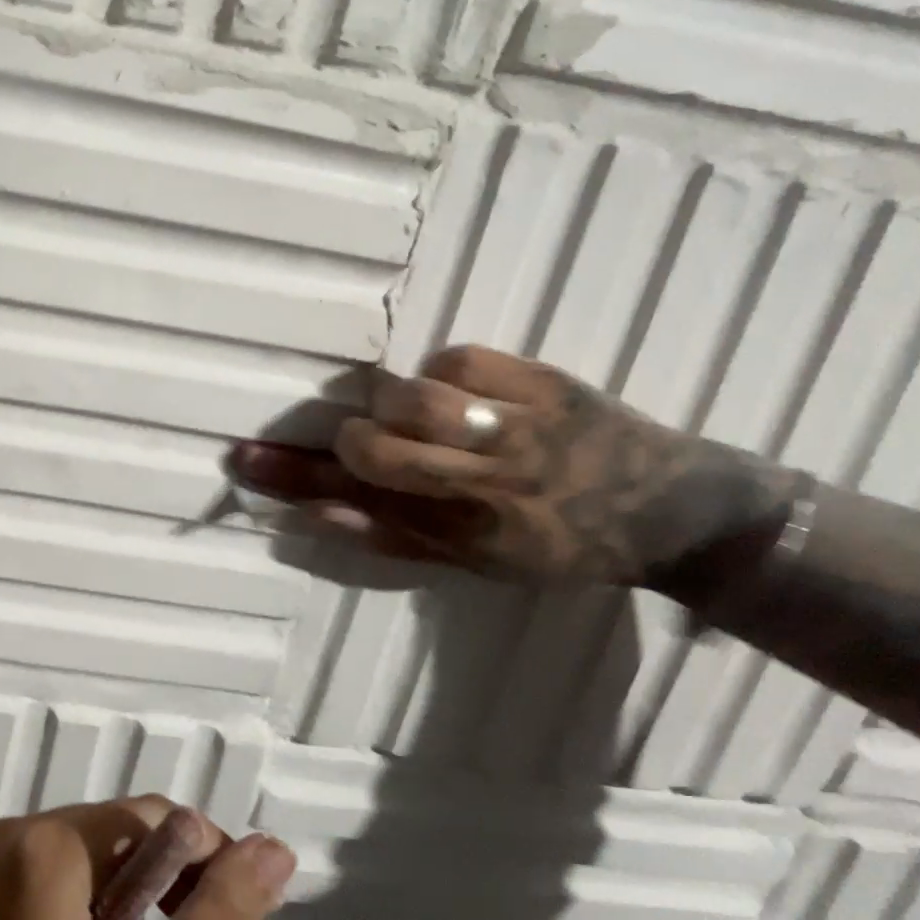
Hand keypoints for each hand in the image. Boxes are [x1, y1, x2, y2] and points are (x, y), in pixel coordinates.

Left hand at [0, 795, 295, 919]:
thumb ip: (221, 907)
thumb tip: (275, 849)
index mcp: (49, 840)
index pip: (154, 816)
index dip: (207, 857)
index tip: (237, 906)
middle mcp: (17, 835)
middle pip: (123, 833)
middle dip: (174, 877)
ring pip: (98, 856)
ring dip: (144, 894)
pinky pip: (65, 874)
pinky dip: (105, 903)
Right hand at [227, 345, 798, 583]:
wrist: (677, 509)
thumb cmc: (561, 546)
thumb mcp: (475, 562)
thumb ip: (387, 534)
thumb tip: (313, 510)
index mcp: (470, 532)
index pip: (359, 501)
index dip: (295, 478)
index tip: (242, 459)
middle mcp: (491, 483)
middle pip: (378, 446)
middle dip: (356, 440)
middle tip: (367, 440)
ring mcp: (520, 426)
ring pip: (415, 397)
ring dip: (397, 402)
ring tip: (418, 413)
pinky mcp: (544, 380)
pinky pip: (459, 358)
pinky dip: (445, 372)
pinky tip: (465, 393)